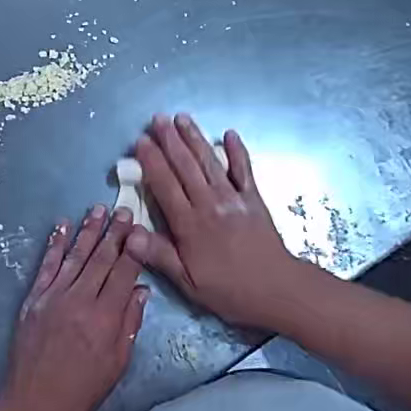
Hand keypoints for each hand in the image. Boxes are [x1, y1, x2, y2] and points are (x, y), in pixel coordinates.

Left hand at [0, 205, 149, 410]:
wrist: (35, 402)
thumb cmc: (83, 389)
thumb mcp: (117, 363)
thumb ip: (129, 323)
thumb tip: (140, 290)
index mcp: (104, 318)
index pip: (123, 274)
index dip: (133, 250)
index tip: (141, 229)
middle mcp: (80, 300)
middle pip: (100, 259)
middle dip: (114, 233)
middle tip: (123, 210)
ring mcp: (54, 295)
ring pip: (75, 255)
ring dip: (88, 231)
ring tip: (98, 209)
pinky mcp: (35, 296)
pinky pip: (48, 264)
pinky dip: (56, 243)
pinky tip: (63, 225)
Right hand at [125, 113, 300, 329]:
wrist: (280, 292)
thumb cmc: (230, 290)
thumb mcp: (189, 283)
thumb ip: (159, 255)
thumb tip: (129, 234)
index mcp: (190, 224)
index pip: (164, 185)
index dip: (151, 161)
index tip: (141, 141)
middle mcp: (209, 203)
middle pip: (185, 166)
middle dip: (170, 140)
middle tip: (157, 118)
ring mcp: (233, 198)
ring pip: (209, 162)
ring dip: (194, 138)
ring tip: (182, 117)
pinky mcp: (253, 199)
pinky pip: (244, 170)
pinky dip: (238, 151)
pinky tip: (229, 134)